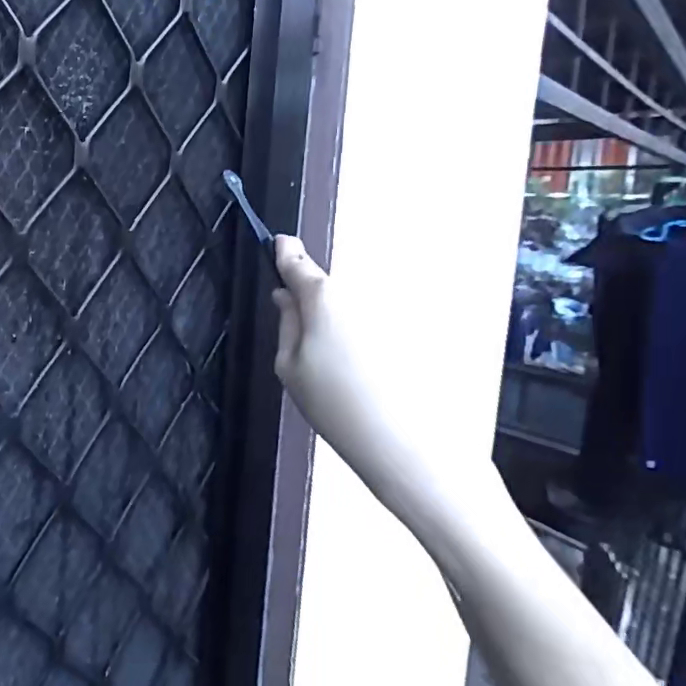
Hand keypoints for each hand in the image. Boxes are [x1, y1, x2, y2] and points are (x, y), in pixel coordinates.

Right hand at [271, 235, 491, 528]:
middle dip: (310, 303)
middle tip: (299, 342)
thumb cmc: (333, 402)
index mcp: (323, 297)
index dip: (286, 253)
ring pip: (348, 311)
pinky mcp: (405, 336)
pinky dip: (360, 346)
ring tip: (333, 372)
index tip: (279, 243)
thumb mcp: (288, 365)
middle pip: (324, 288)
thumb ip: (285, 323)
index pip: (298, 263)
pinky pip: (369, 329)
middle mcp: (357, 296)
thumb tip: (286, 298)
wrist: (403, 441)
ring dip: (336, 328)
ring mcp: (384, 315)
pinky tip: (359, 380)